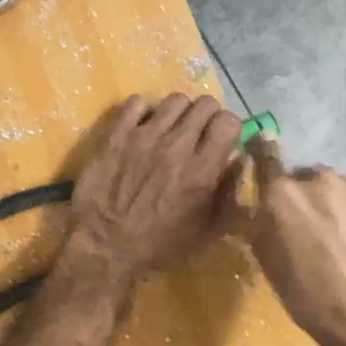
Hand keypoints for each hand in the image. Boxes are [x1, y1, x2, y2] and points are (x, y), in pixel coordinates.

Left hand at [61, 94, 244, 289]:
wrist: (105, 245)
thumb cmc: (159, 245)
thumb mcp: (206, 232)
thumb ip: (229, 194)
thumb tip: (240, 162)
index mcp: (202, 170)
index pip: (228, 122)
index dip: (229, 127)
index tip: (222, 138)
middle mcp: (176, 146)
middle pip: (204, 104)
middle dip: (208, 115)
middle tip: (199, 131)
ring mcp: (144, 136)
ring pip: (174, 100)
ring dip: (179, 111)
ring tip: (171, 127)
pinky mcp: (117, 134)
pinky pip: (137, 102)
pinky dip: (144, 110)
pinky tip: (143, 126)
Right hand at [245, 141, 345, 345]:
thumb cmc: (308, 296)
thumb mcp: (267, 260)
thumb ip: (260, 222)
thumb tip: (260, 203)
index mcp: (282, 194)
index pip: (266, 154)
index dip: (262, 150)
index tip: (262, 147)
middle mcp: (318, 180)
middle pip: (305, 177)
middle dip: (304, 195)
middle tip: (309, 227)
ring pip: (337, 188)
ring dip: (334, 203)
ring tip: (342, 238)